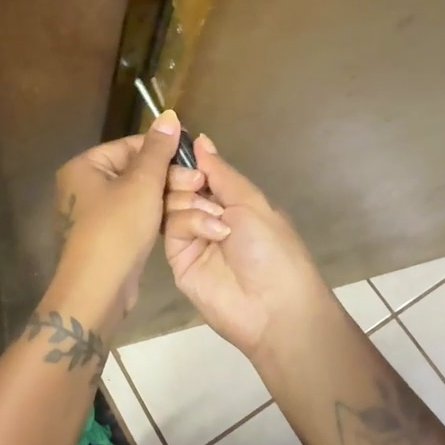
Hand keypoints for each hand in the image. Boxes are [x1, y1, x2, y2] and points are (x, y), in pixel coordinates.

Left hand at [46, 111, 181, 331]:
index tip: (193, 157)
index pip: (129, 145)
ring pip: (140, 195)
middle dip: (170, 177)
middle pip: (136, 170)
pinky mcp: (110, 236)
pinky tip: (184, 218)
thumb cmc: (116, 228)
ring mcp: (96, 213)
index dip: (163, 149)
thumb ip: (158, 149)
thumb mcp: (141, 184)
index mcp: (84, 166)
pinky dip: (159, 215)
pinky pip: (137, 216)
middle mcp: (85, 185)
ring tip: (200, 201)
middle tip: (200, 183)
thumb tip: (169, 115)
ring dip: (170, 197)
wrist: (98, 289)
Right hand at [163, 135, 335, 361]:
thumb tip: (200, 139)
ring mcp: (191, 237)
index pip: (199, 171)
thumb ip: (220, 171)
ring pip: (171, 202)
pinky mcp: (177, 257)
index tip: (178, 145)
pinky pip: (171, 226)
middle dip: (186, 178)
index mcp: (229, 200)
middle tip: (198, 183)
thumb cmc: (272, 247)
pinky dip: (190, 221)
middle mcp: (206, 215)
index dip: (189, 159)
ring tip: (216, 217)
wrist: (274, 306)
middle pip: (178, 184)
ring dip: (192, 202)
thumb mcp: (251, 201)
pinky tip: (211, 232)